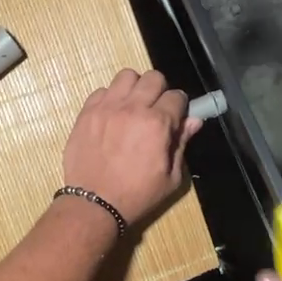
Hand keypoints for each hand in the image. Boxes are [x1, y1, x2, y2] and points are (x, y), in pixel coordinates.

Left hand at [62, 69, 202, 225]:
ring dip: (134, 88)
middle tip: (155, 110)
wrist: (94, 204)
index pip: (177, 96)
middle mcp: (132, 108)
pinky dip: (111, 98)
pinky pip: (102, 90)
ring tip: (132, 107)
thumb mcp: (171, 178)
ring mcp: (107, 107)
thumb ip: (182, 144)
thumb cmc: (137, 195)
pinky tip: (112, 116)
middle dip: (160, 91)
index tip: (176, 117)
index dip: (180, 107)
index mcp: (157, 124)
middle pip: (153, 78)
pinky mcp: (87, 112)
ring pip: (126, 76)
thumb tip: (194, 121)